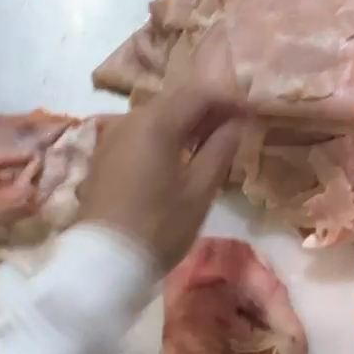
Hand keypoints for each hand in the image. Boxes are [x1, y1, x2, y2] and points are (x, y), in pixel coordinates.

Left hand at [77, 88, 244, 270]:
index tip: (251, 114)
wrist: (102, 261)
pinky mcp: (105, 157)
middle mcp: (131, 119)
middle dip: (207, 109)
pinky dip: (165, 137)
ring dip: (186, 123)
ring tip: (211, 144)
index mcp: (157, 122)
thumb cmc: (159, 226)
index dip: (229, 99)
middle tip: (234, 128)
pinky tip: (179, 158)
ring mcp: (113, 137)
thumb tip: (235, 123)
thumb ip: (221, 149)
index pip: (199, 92)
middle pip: (175, 100)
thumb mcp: (200, 190)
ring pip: (157, 117)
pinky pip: (141, 134)